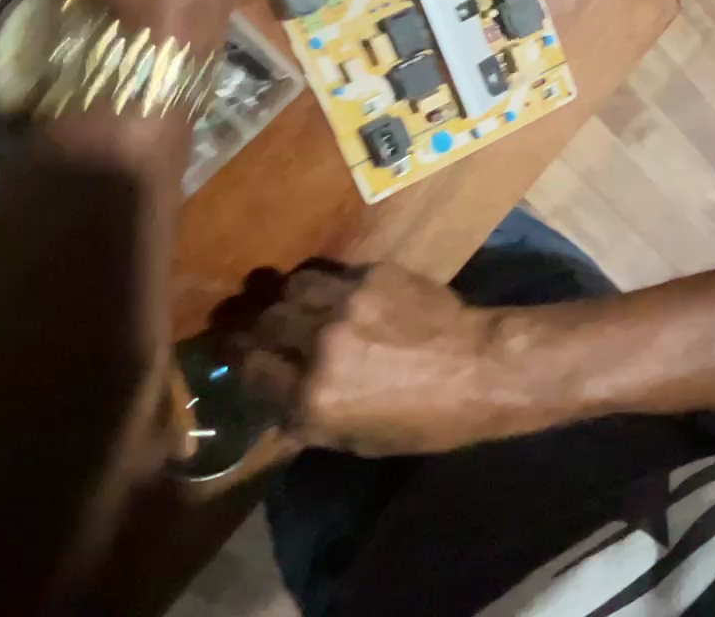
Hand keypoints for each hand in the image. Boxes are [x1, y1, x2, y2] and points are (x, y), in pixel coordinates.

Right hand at [233, 264, 519, 455]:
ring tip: (296, 303)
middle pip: (264, 322)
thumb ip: (310, 419)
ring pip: (291, 286)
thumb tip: (276, 401)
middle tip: (259, 325)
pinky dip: (326, 284)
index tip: (233, 351)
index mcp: (314, 398)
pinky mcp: (372, 275)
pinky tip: (336, 293)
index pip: (251, 370)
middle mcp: (321, 345)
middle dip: (257, 326)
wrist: (481, 367)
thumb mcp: (360, 441)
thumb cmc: (426, 419)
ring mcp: (347, 303)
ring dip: (288, 297)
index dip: (239, 360)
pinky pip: (331, 273)